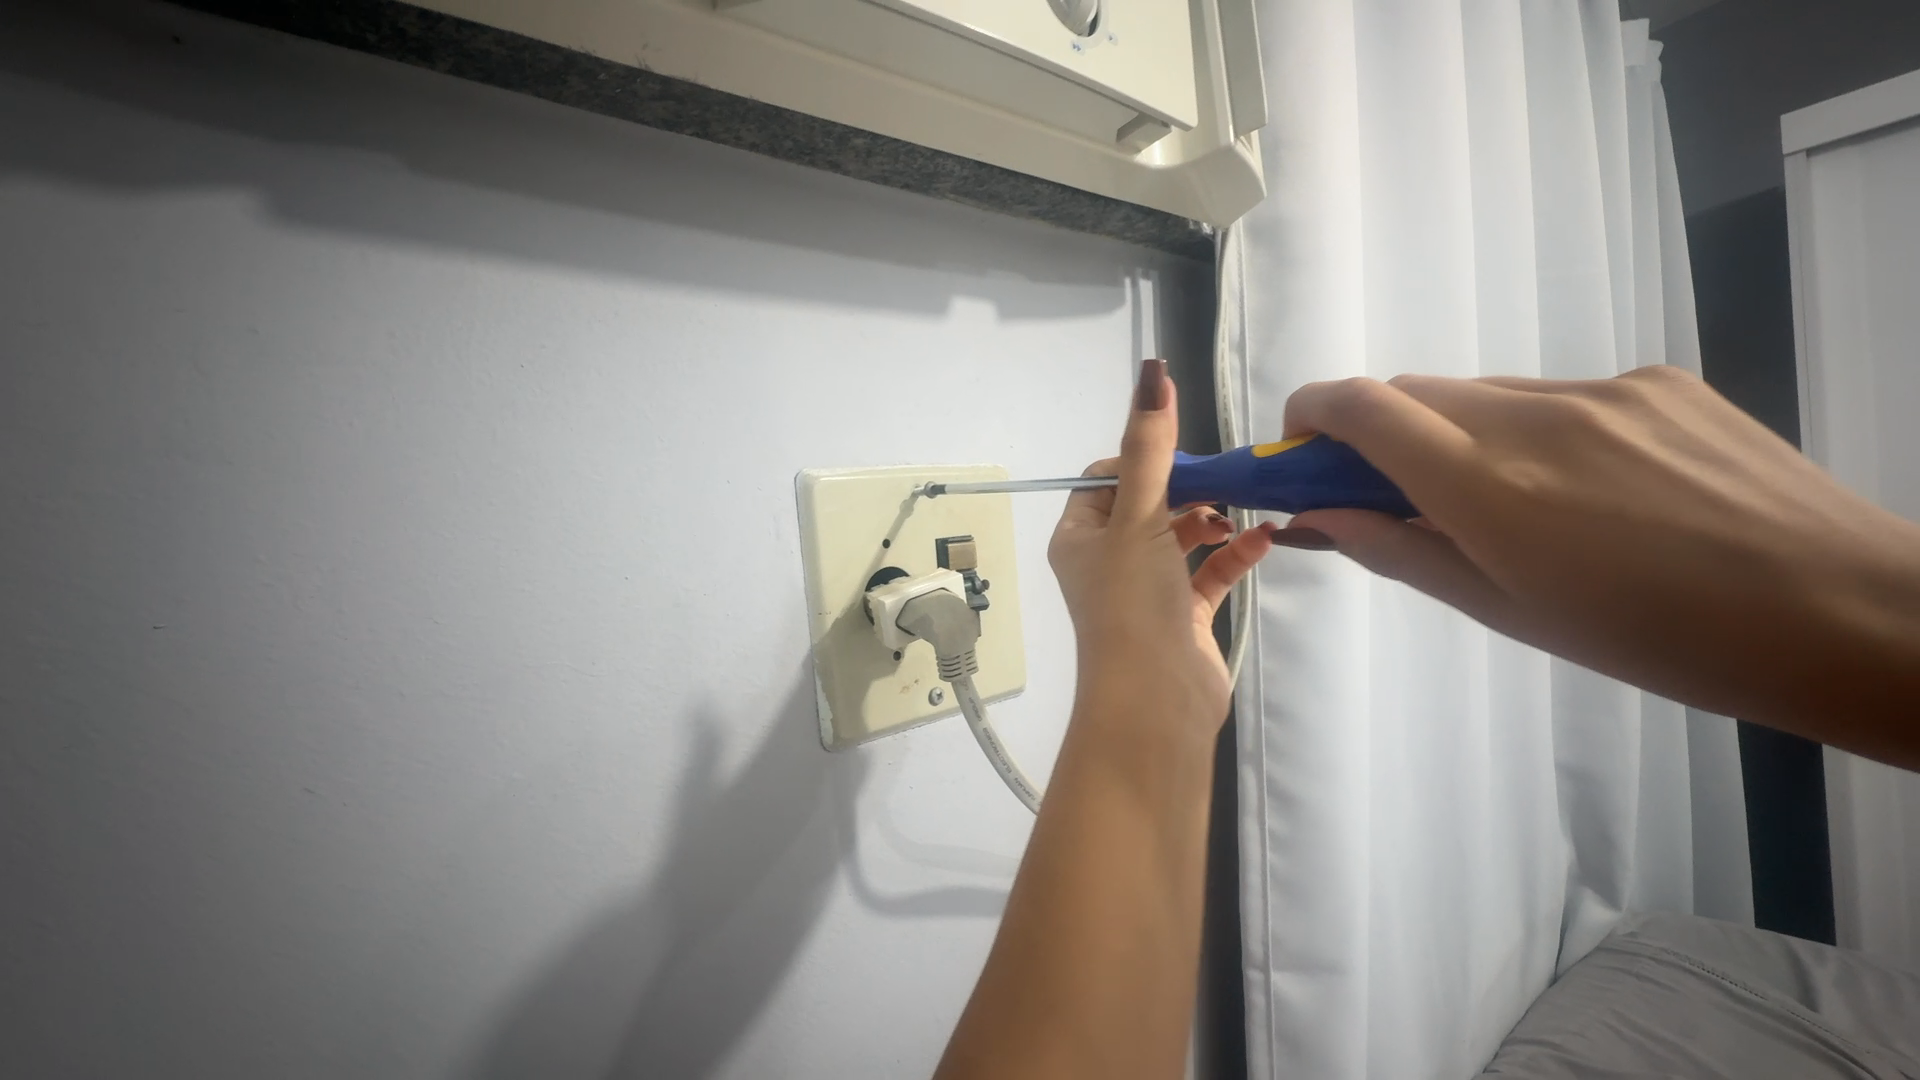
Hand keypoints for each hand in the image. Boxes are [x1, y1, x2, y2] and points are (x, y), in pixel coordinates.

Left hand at [1047, 360, 1275, 739]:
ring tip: (1245, 504)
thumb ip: (1150, 449)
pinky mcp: (1182, 615)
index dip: (1143, 458)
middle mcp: (1107, 560)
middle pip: (1148, 504)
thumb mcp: (1139, 518)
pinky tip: (1264, 536)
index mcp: (1080, 536)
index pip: (1106, 477)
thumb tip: (1152, 374)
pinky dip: (1233, 553)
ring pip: (1181, 537)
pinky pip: (1209, 573)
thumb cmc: (1134, 604)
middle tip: (1226, 476)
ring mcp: (1146, 590)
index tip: (1183, 454)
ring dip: (1213, 517)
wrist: (1156, 702)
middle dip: (1187, 486)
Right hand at [1282, 365, 1919, 761]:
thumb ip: (1394, 550)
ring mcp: (1600, 387)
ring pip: (1476, 393)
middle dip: (1372, 433)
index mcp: (1486, 483)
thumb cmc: (1651, 639)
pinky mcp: (1655, 379)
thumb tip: (1312, 519)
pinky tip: (1578, 486)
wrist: (1854, 615)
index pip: (1359, 406)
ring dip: (1448, 434)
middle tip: (1384, 493)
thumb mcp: (1501, 608)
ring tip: (1498, 501)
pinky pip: (1548, 394)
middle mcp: (1532, 415)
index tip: (1297, 449)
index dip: (1308, 414)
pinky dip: (1521, 430)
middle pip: (1408, 391)